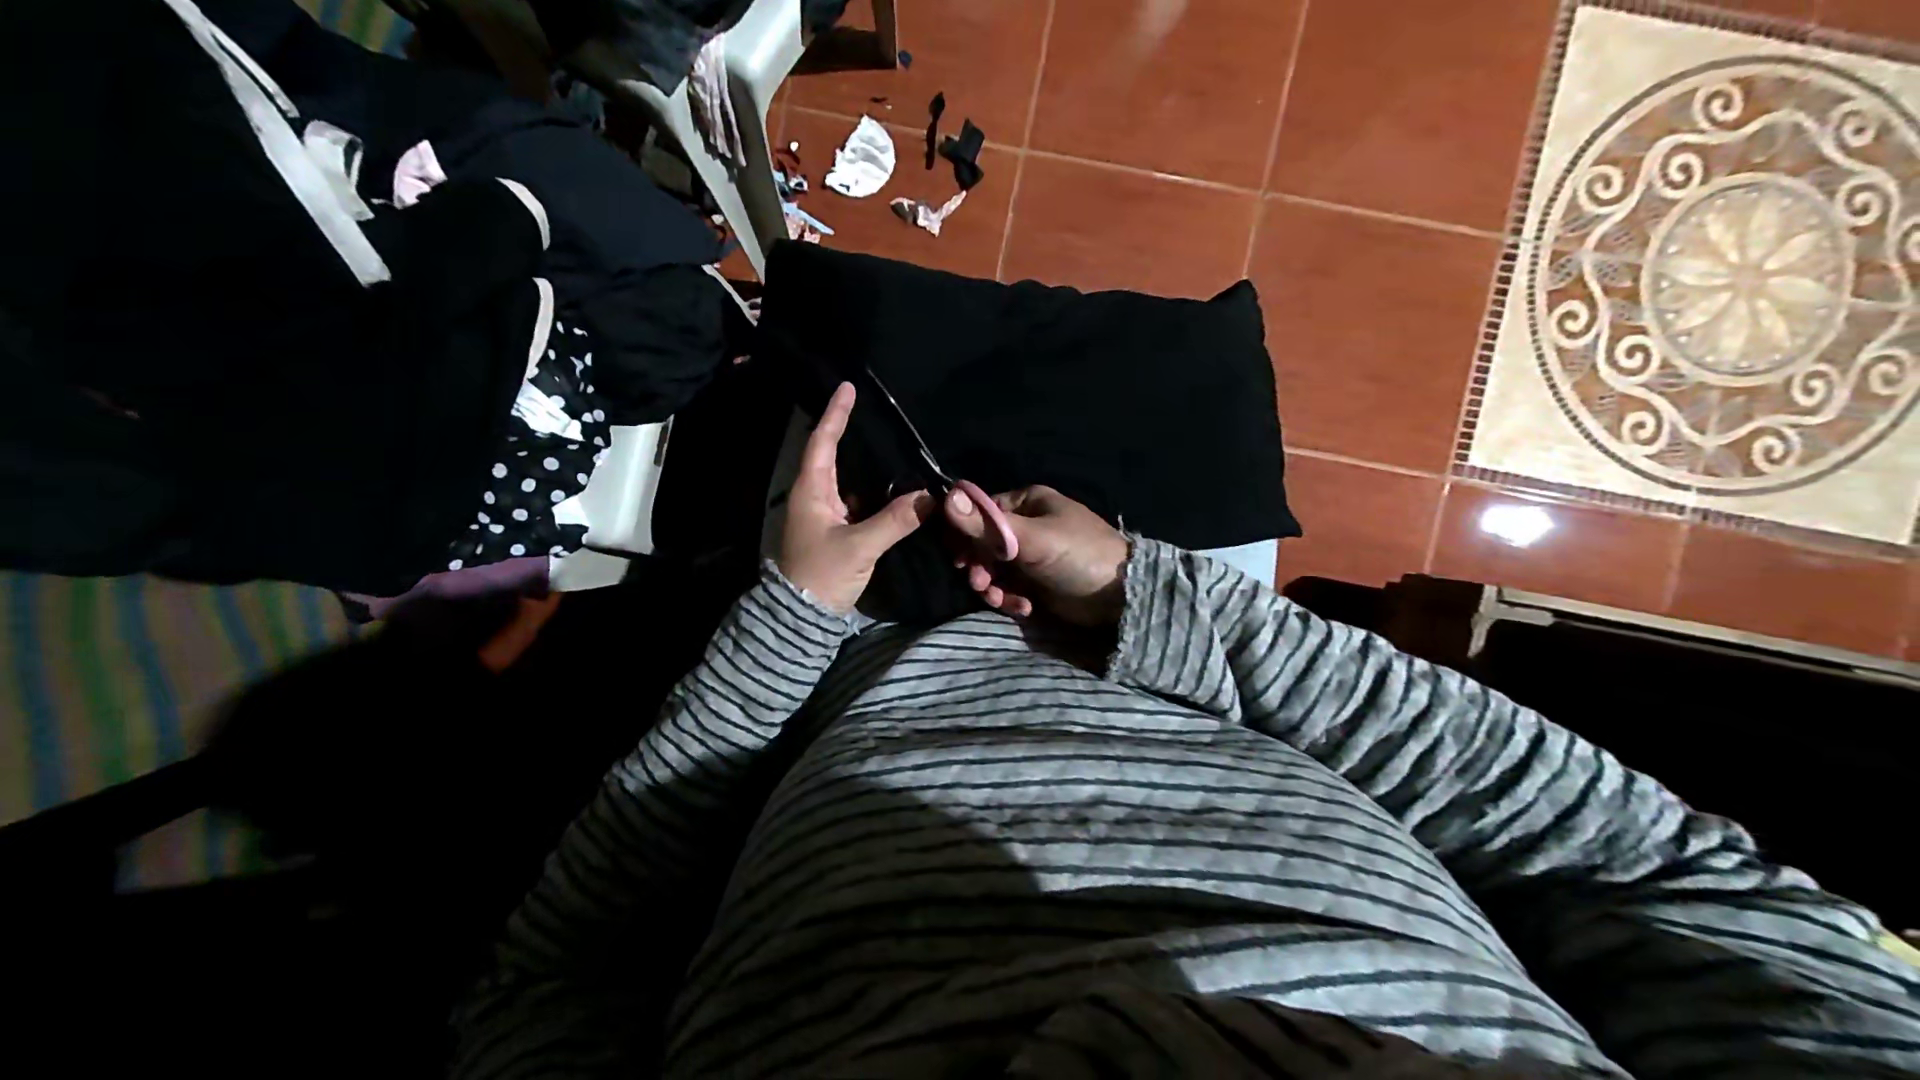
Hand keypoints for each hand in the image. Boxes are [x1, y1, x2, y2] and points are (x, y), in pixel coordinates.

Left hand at [778, 382, 930, 612]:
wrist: (801, 618)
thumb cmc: (821, 575)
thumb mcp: (859, 547)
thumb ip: (894, 521)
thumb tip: (929, 498)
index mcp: (811, 491)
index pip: (822, 442)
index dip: (835, 414)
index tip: (847, 388)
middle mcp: (815, 497)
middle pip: (832, 455)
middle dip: (849, 432)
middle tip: (874, 411)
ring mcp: (824, 515)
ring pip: (847, 479)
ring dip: (866, 464)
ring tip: (892, 444)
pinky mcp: (836, 531)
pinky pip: (857, 501)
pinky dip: (874, 491)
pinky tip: (895, 487)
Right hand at [944, 485, 1128, 626]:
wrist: (1120, 597)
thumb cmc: (1078, 555)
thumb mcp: (1031, 539)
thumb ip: (988, 524)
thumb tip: (946, 496)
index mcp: (1026, 502)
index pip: (979, 512)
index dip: (965, 536)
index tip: (960, 559)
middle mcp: (1025, 524)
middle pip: (982, 544)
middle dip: (980, 567)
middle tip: (982, 585)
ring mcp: (1030, 555)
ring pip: (993, 569)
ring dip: (992, 587)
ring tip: (1002, 601)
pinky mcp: (1036, 581)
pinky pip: (1009, 587)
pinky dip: (1010, 599)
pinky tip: (1024, 608)